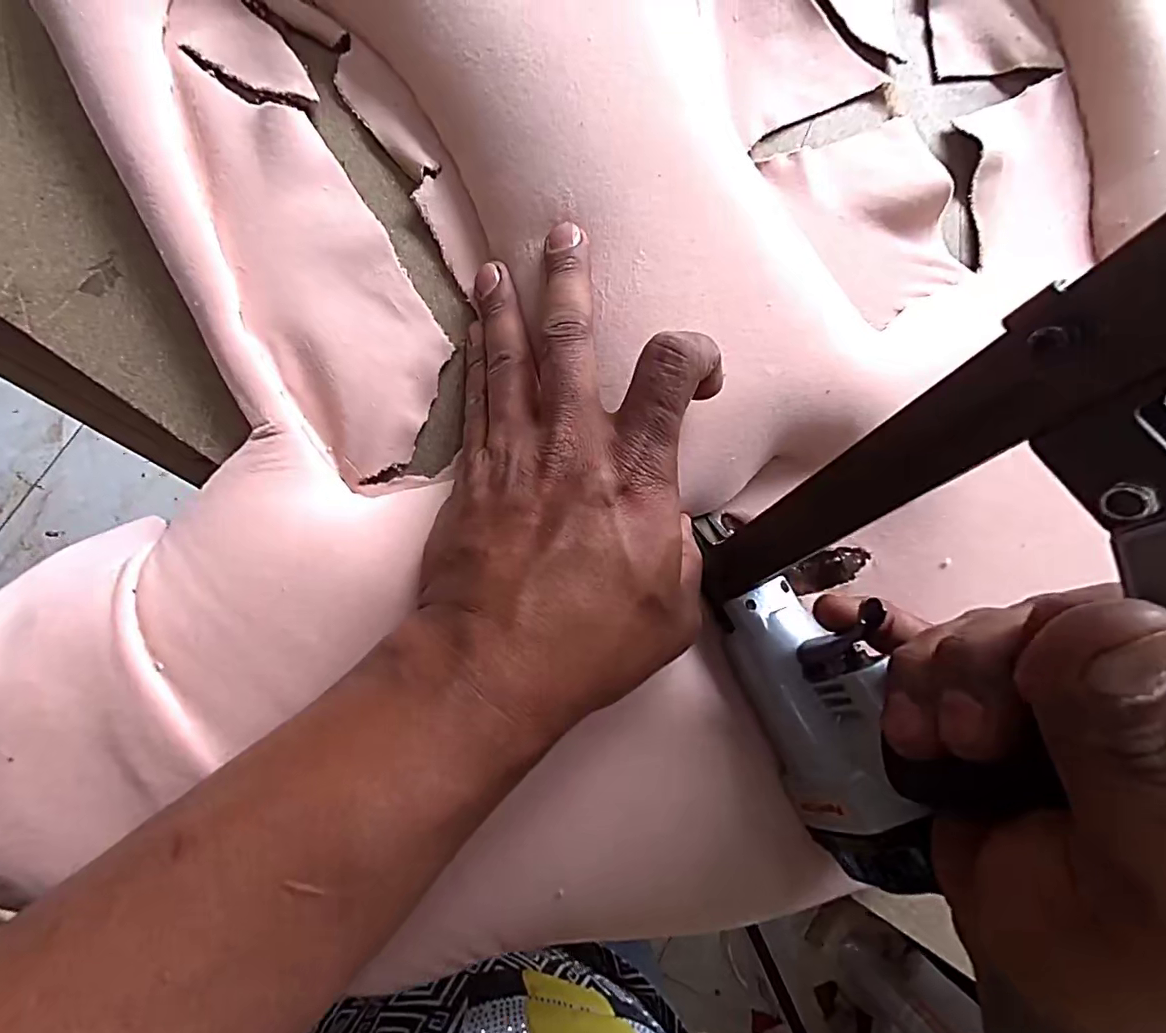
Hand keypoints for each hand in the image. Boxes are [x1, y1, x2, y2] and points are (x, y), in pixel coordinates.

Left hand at [416, 222, 722, 740]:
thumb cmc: (586, 645)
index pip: (667, 375)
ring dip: (503, 309)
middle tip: (562, 235)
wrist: (492, 664)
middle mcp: (572, 450)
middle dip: (569, 280)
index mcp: (636, 478)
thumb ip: (679, 548)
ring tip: (495, 270)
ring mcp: (514, 459)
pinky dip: (474, 365)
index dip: (690, 355)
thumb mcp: (673, 606)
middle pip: (572, 342)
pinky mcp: (473, 479)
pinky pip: (474, 404)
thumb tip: (670, 520)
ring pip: (508, 362)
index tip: (694, 374)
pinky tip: (471, 341)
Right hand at [816, 591, 1165, 1032]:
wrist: (1055, 998)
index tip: (1040, 683)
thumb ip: (1144, 768)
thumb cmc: (1145, 976)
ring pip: (984, 631)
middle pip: (1060, 620)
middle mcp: (1160, 703)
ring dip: (932, 675)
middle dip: (987, 664)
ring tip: (923, 744)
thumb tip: (1124, 624)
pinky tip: (849, 624)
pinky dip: (895, 644)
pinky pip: (933, 651)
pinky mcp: (988, 708)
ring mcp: (1064, 702)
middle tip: (970, 739)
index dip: (1107, 633)